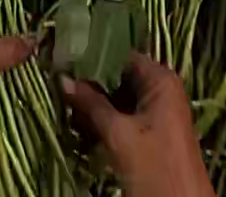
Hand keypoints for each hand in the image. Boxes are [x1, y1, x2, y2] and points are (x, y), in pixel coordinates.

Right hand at [62, 53, 214, 196]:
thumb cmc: (155, 169)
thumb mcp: (119, 136)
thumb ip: (91, 104)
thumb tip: (62, 78)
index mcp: (161, 79)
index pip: (121, 56)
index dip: (92, 59)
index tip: (65, 63)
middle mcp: (163, 90)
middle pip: (120, 77)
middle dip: (92, 85)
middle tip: (62, 87)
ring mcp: (160, 113)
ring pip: (121, 99)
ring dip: (97, 106)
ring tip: (68, 108)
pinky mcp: (155, 135)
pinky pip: (127, 118)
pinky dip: (107, 122)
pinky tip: (84, 128)